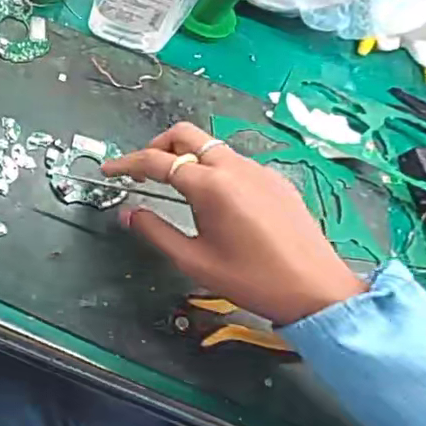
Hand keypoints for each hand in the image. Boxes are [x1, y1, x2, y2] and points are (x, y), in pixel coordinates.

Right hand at [101, 122, 365, 324]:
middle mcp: (235, 168)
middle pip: (185, 135)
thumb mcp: (192, 259)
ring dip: (184, 156)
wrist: (316, 290)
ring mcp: (259, 171)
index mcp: (211, 186)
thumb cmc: (250, 279)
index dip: (126, 164)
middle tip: (142, 172)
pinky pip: (233, 161)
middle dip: (156, 147)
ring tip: (172, 186)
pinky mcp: (275, 180)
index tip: (109, 171)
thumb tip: (129, 213)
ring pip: (210, 146)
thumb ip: (154, 231)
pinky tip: (209, 198)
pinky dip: (210, 168)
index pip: (156, 161)